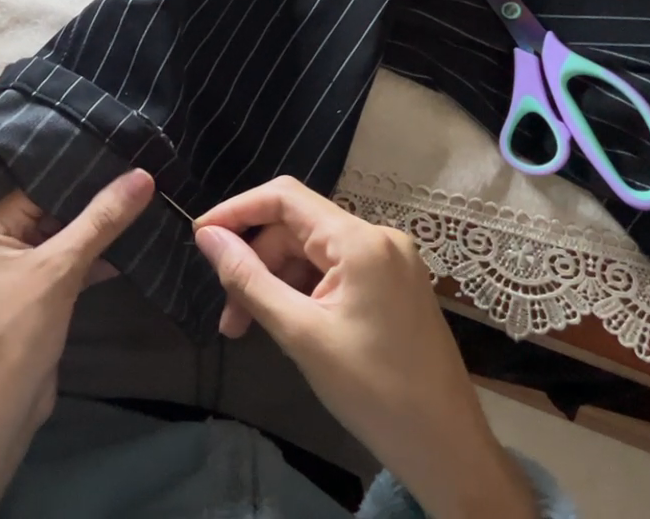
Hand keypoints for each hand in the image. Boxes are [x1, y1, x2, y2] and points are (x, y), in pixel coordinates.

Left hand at [0, 168, 154, 428]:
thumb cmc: (21, 328)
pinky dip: (98, 259)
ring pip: (68, 237)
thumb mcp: (61, 268)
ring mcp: (23, 268)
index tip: (124, 154)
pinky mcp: (42, 293)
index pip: (43, 186)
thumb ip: (101, 221)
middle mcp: (4, 240)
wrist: (5, 404)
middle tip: (143, 178)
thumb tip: (142, 177)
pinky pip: (72, 264)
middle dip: (97, 202)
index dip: (82, 173)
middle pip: (57, 210)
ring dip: (102, 231)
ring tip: (146, 205)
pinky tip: (133, 249)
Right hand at [193, 177, 533, 518]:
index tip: (199, 238)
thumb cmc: (373, 392)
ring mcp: (390, 262)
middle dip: (255, 263)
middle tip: (229, 314)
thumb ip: (248, 278)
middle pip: (295, 229)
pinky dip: (302, 293)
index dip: (236, 211)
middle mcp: (378, 238)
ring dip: (275, 283)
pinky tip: (287, 325)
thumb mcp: (299, 333)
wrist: (449, 451)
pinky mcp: (393, 286)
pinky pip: (333, 272)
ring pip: (311, 253)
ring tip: (249, 328)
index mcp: (360, 241)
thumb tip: (206, 236)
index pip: (284, 198)